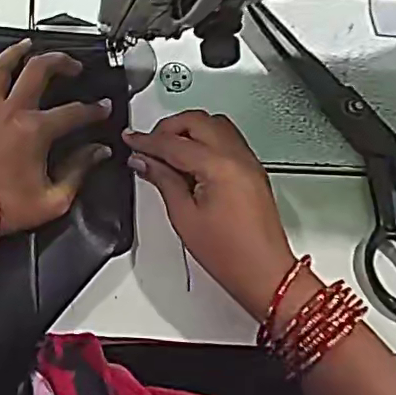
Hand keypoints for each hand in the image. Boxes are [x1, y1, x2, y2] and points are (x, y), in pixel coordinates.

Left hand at [0, 40, 113, 234]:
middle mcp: (10, 113)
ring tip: (27, 45)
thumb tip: (96, 154)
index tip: (101, 110)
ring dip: (16, 53)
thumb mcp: (53, 199)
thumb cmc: (1, 207)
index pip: (73, 113)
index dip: (93, 110)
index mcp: (34, 131)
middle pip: (38, 71)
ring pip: (1, 68)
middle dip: (60, 62)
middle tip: (71, 65)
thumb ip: (78, 172)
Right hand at [124, 110, 299, 322]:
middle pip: (197, 121)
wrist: (264, 273)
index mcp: (219, 167)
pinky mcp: (252, 170)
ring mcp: (248, 162)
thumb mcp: (183, 216)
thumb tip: (145, 161)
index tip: (130, 139)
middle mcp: (238, 158)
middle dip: (168, 128)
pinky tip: (188, 159)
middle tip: (148, 144)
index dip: (146, 140)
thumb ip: (163, 180)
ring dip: (188, 130)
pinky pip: (226, 139)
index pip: (174, 142)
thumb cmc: (231, 253)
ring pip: (214, 124)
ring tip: (166, 150)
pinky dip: (204, 140)